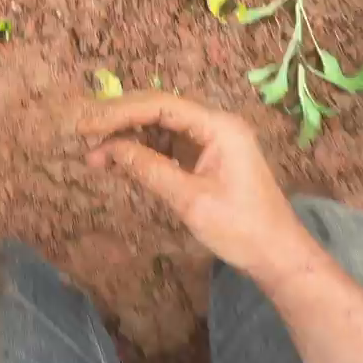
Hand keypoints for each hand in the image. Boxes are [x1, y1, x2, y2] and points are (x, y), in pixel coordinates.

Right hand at [79, 93, 315, 281]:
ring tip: (94, 154)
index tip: (89, 125)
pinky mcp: (203, 156)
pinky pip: (165, 144)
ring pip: (158, 126)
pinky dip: (140, 151)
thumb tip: (110, 149)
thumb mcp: (191, 200)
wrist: (278, 256)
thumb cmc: (241, 228)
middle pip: (157, 109)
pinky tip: (116, 161)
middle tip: (84, 133)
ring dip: (126, 137)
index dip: (120, 112)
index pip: (160, 106)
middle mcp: (213, 125)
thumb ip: (149, 169)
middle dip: (118, 120)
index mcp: (218, 127)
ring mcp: (209, 140)